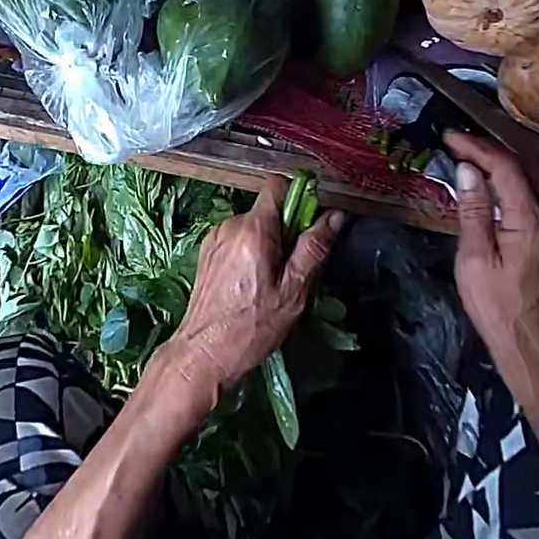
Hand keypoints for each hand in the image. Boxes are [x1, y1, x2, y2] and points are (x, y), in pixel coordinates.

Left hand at [156, 175, 347, 410]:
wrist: (203, 354)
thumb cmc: (252, 327)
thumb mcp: (293, 290)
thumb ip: (314, 248)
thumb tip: (335, 215)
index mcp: (253, 228)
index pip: (278, 185)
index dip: (299, 197)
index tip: (310, 225)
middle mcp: (231, 224)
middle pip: (268, 210)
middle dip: (286, 231)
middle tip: (294, 269)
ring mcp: (216, 237)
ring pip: (254, 226)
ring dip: (269, 244)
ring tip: (272, 283)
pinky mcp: (208, 252)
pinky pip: (238, 239)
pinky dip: (251, 253)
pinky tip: (252, 285)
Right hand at [447, 132, 538, 388]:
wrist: (536, 353)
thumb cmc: (499, 309)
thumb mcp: (476, 260)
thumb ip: (474, 212)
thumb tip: (468, 171)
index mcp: (529, 220)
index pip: (505, 168)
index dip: (476, 147)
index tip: (449, 136)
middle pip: (520, 171)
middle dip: (486, 151)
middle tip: (455, 143)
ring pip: (524, 185)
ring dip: (495, 167)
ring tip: (466, 159)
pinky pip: (526, 202)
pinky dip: (503, 187)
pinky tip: (486, 191)